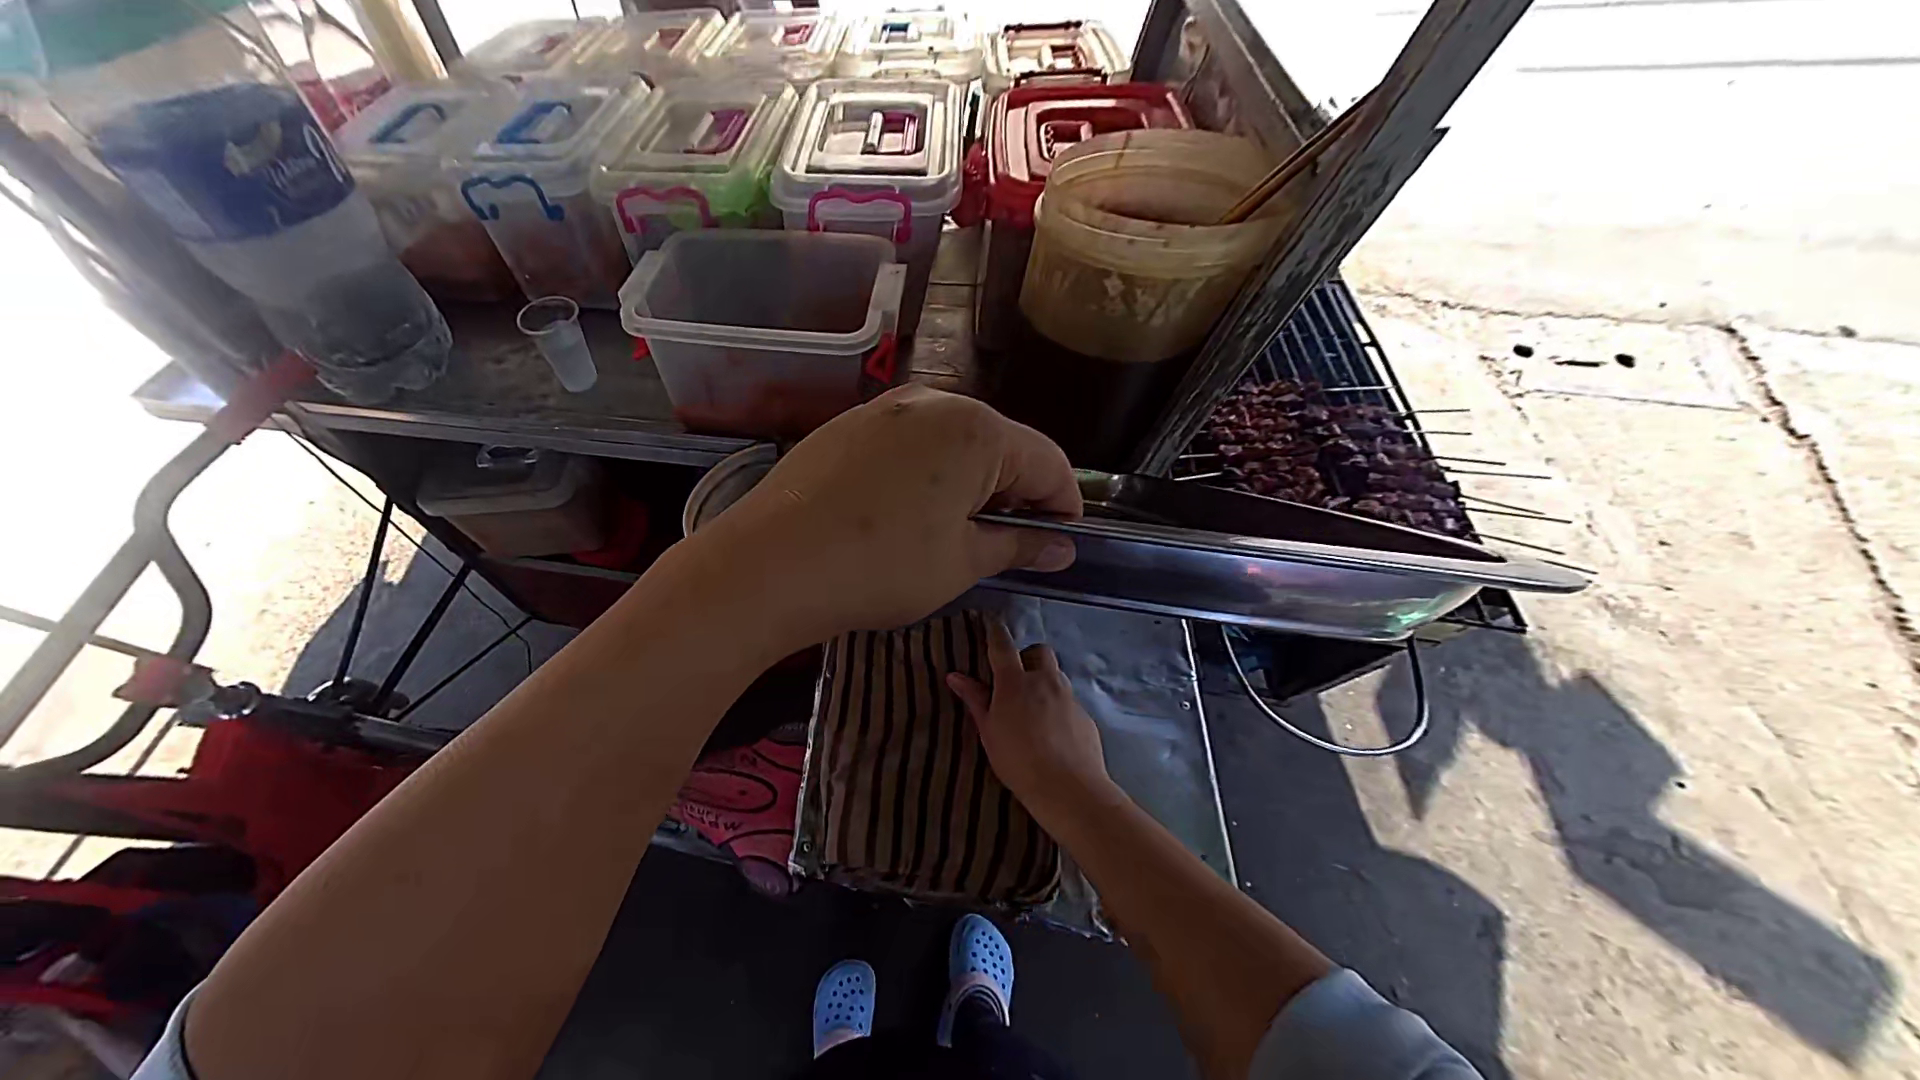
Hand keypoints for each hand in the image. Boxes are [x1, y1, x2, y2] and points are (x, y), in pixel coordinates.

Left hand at [693, 387, 1081, 645]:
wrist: (769, 565)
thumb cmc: (881, 567)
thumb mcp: (962, 562)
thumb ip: (1020, 545)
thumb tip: (1062, 547)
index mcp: (978, 430)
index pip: (1049, 463)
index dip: (1064, 506)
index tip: (1062, 542)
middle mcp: (937, 401)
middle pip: (1004, 445)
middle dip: (1019, 493)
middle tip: (1011, 543)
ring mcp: (889, 407)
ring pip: (957, 441)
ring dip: (974, 482)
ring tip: (961, 530)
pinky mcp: (854, 423)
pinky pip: (915, 442)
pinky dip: (933, 472)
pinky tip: (913, 511)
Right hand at [947, 619, 1114, 813]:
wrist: (1069, 788)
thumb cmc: (1018, 761)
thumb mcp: (989, 731)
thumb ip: (975, 700)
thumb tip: (956, 676)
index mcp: (1015, 682)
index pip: (1002, 646)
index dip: (995, 631)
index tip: (991, 622)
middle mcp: (1045, 681)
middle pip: (1039, 651)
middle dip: (1028, 657)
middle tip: (1016, 679)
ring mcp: (1069, 696)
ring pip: (1056, 675)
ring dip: (1044, 681)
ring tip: (1033, 708)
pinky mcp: (1085, 715)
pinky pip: (1068, 700)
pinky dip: (1057, 706)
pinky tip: (1052, 731)